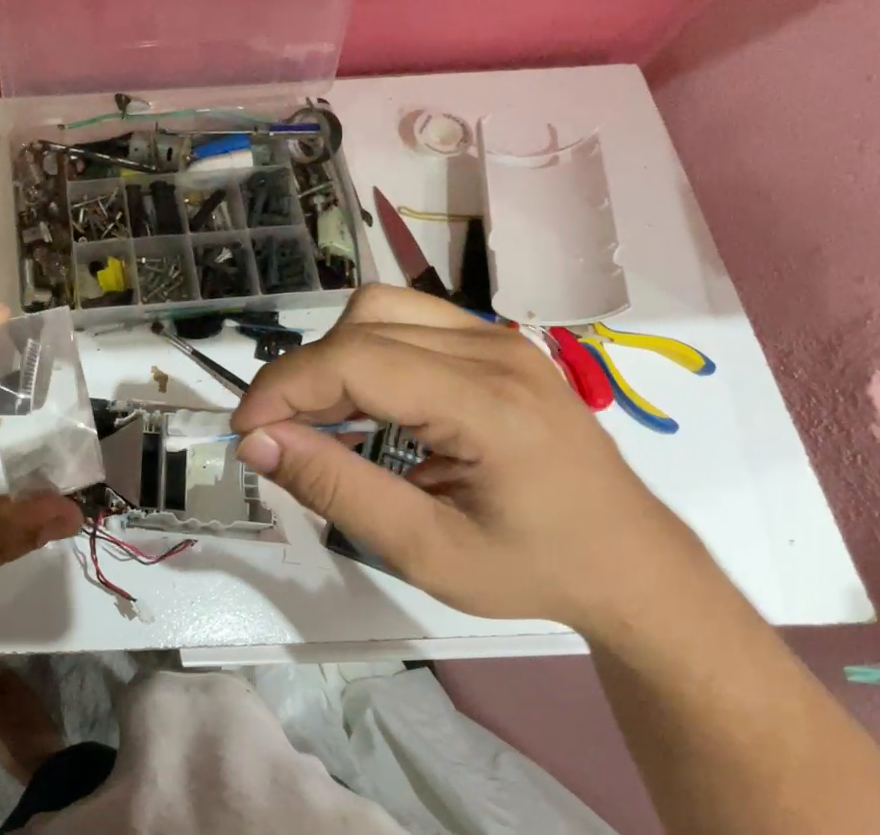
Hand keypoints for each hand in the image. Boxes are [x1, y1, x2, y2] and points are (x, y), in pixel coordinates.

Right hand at [231, 284, 710, 632]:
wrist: (633, 567)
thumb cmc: (533, 570)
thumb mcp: (426, 551)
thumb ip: (337, 489)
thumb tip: (258, 441)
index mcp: (490, 405)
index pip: (357, 359)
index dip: (284, 386)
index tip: (246, 433)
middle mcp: (496, 352)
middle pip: (363, 323)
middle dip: (302, 375)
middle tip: (282, 436)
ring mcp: (501, 341)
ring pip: (380, 310)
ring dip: (332, 358)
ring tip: (321, 421)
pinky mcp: (497, 345)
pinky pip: (407, 322)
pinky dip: (364, 354)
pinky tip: (364, 406)